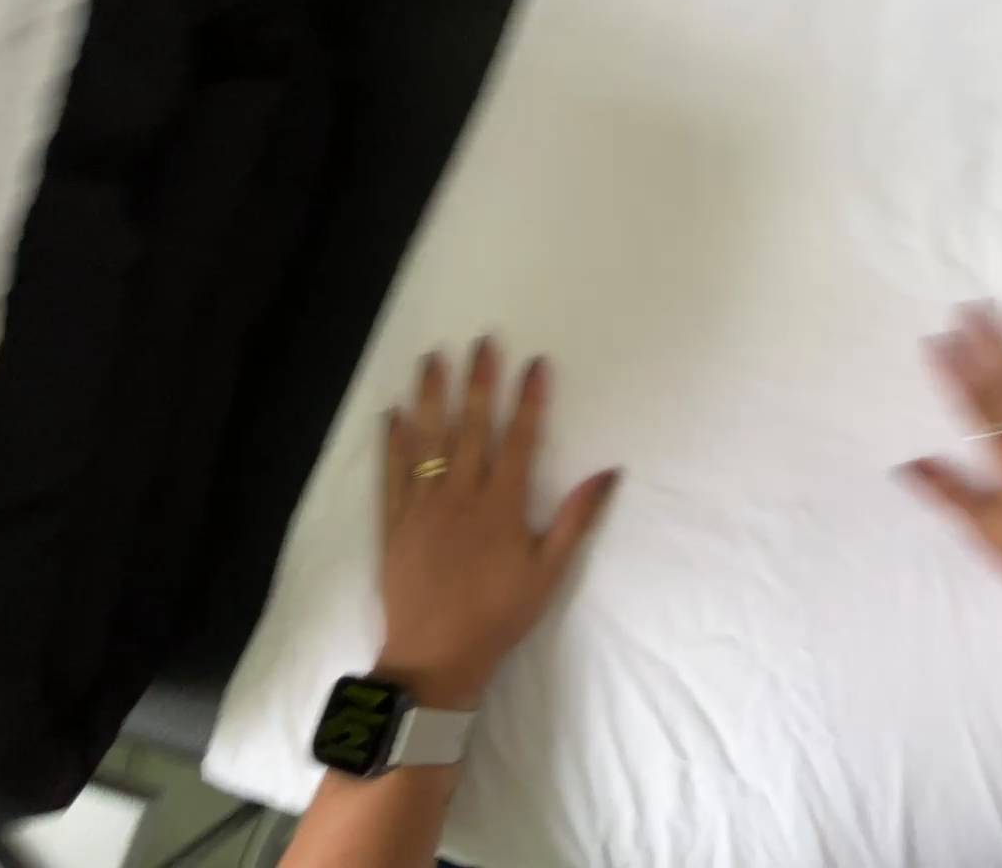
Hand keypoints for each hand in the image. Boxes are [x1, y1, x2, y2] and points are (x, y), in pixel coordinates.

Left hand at [375, 339, 620, 708]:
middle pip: (471, 427)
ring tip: (432, 359)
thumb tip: (610, 473)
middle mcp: (461, 496)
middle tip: (481, 342)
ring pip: (426, 441)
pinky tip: (392, 414)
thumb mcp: (550, 571)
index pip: (519, 439)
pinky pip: (391, 475)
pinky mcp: (393, 525)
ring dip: (430, 397)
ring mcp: (422, 508)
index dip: (529, 399)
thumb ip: (577, 519)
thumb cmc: (500, 614)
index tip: (535, 364)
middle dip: (479, 381)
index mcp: (502, 506)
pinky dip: (392, 442)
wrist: (435, 658)